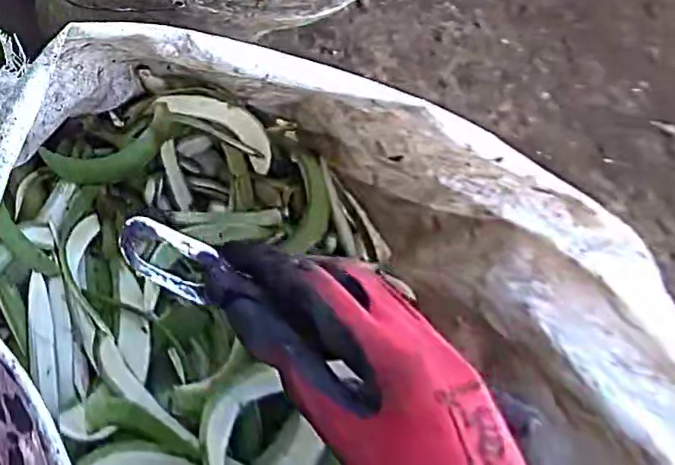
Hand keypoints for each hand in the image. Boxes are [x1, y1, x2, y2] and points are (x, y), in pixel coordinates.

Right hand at [202, 241, 522, 464]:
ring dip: (319, 283)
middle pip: (340, 273)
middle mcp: (419, 332)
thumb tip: (234, 297)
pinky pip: (391, 311)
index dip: (259, 262)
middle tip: (248, 278)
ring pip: (369, 288)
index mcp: (387, 346)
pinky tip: (331, 330)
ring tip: (283, 301)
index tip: (221, 255)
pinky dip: (348, 304)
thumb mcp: (335, 418)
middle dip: (288, 268)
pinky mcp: (453, 362)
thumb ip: (285, 354)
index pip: (309, 281)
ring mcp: (442, 345)